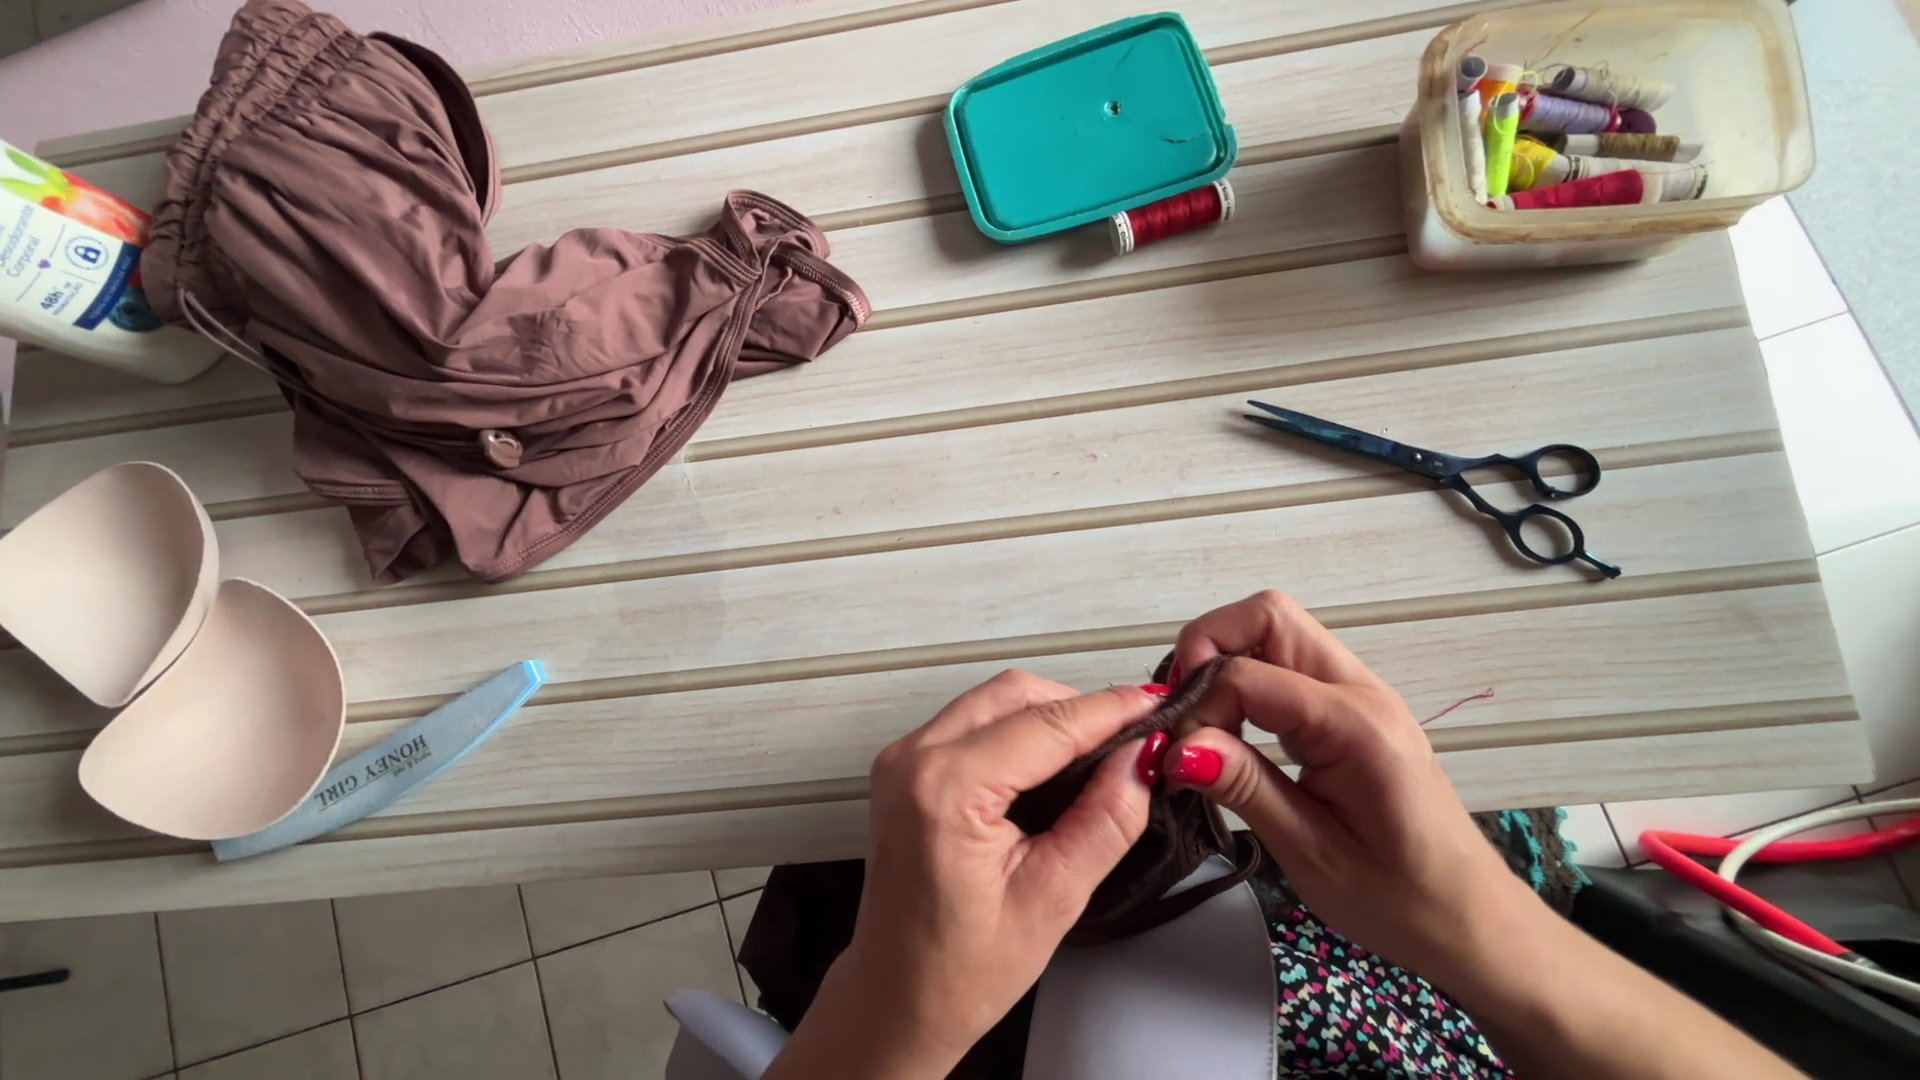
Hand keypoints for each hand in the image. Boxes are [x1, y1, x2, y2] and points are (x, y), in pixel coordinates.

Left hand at [766, 671, 1163, 1079]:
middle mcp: (913, 757)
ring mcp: (902, 756)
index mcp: (945, 789)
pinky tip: (1051, 762)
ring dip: (1048, 714)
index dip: (1108, 710)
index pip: (1045, 725)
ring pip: (993, 699)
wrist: (893, 997)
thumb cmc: (960, 969)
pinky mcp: (905, 765)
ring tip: (1099, 752)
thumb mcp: (1053, 899)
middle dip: (1077, 706)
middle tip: (1132, 735)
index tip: (1156, 703)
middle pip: (1014, 692)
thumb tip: (1141, 757)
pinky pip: (971, 719)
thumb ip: (1105, 819)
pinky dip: (1018, 727)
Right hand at [1157, 591, 1531, 980]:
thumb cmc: (1400, 901)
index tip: (1175, 754)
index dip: (1198, 704)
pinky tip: (1229, 725)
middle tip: (1182, 711)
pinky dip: (1242, 674)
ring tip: (1200, 721)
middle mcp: (1359, 689)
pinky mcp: (1347, 703)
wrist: (1474, 922)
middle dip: (1206, 645)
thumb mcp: (1311, 853)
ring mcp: (1357, 690)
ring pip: (1273, 628)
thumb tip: (1175, 746)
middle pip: (1267, 614)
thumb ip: (1242, 786)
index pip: (1248, 674)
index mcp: (1356, 726)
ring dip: (1222, 658)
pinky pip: (1284, 658)